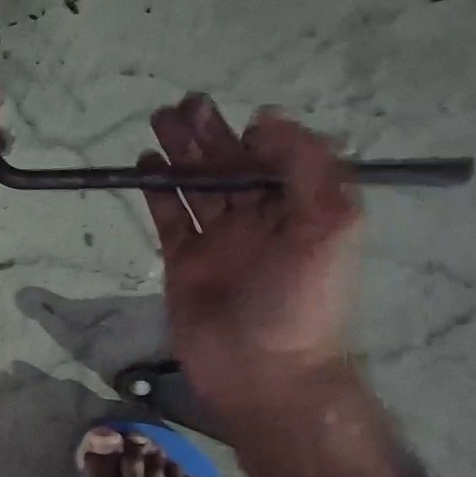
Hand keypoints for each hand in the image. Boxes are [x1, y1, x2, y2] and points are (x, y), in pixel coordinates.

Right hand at [141, 94, 361, 411]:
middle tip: (182, 104)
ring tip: (159, 121)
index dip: (252, 133)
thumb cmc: (302, 300)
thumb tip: (264, 121)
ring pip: (195, 186)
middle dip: (207, 134)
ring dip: (178, 154)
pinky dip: (156, 190)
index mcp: (298, 210)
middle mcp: (257, 220)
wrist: (264, 372)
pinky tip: (144, 165)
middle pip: (229, 166)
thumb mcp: (331, 225)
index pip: (273, 159)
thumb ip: (308, 166)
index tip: (231, 114)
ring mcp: (217, 241)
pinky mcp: (182, 261)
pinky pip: (168, 217)